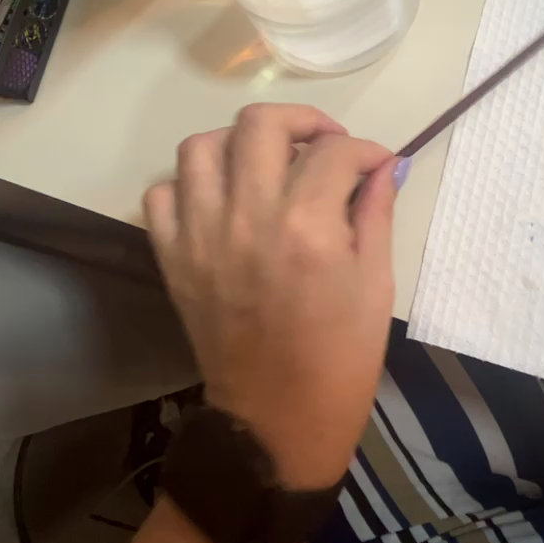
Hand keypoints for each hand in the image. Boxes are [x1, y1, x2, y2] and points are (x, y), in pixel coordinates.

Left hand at [144, 104, 400, 489]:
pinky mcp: (172, 259)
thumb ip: (376, 212)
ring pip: (201, 146)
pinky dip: (188, 185)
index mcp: (308, 228)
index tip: (373, 163)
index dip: (365, 149)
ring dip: (239, 143)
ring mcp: (201, 236)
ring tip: (265, 163)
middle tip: (322, 145)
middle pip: (260, 124)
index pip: (335, 151)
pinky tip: (220, 200)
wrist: (278, 422)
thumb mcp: (376, 283)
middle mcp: (248, 218)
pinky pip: (161, 195)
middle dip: (303, 120)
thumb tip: (382, 165)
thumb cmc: (341, 357)